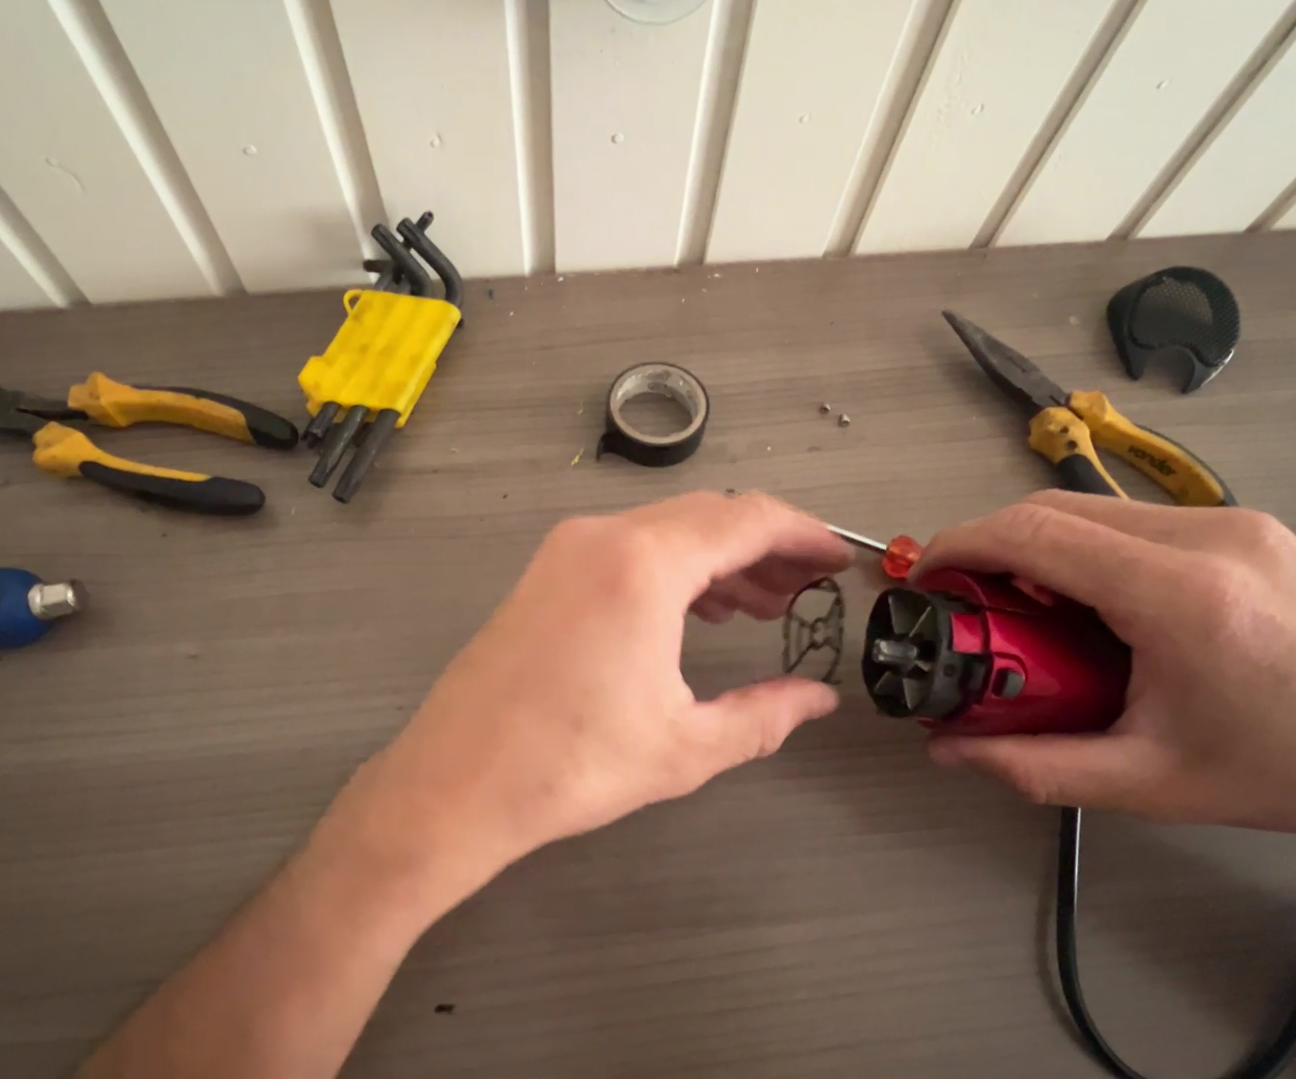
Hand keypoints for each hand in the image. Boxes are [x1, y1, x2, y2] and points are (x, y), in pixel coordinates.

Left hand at [324, 491, 851, 890]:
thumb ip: (766, 715)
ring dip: (720, 558)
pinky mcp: (546, 571)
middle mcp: (603, 536)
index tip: (838, 560)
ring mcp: (567, 548)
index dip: (803, 534)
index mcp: (644, 564)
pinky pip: (629, 548)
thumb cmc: (573, 764)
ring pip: (667, 529)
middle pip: (708, 515)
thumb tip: (819, 699)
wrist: (457, 780)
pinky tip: (701, 611)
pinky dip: (675, 568)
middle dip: (766, 547)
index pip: (747, 519)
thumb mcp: (685, 746)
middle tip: (807, 592)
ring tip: (764, 608)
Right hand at [913, 491, 1295, 860]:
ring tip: (1021, 607)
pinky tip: (1090, 601)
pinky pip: (1136, 518)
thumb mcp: (1151, 782)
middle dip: (987, 545)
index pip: (1033, 534)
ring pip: (1093, 507)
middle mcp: (1207, 537)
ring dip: (1035, 545)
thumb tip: (946, 750)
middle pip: (1053, 508)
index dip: (959, 546)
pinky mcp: (1252, 525)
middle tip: (962, 602)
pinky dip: (1085, 547)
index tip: (923, 580)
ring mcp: (1236, 522)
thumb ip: (1033, 765)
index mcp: (1181, 597)